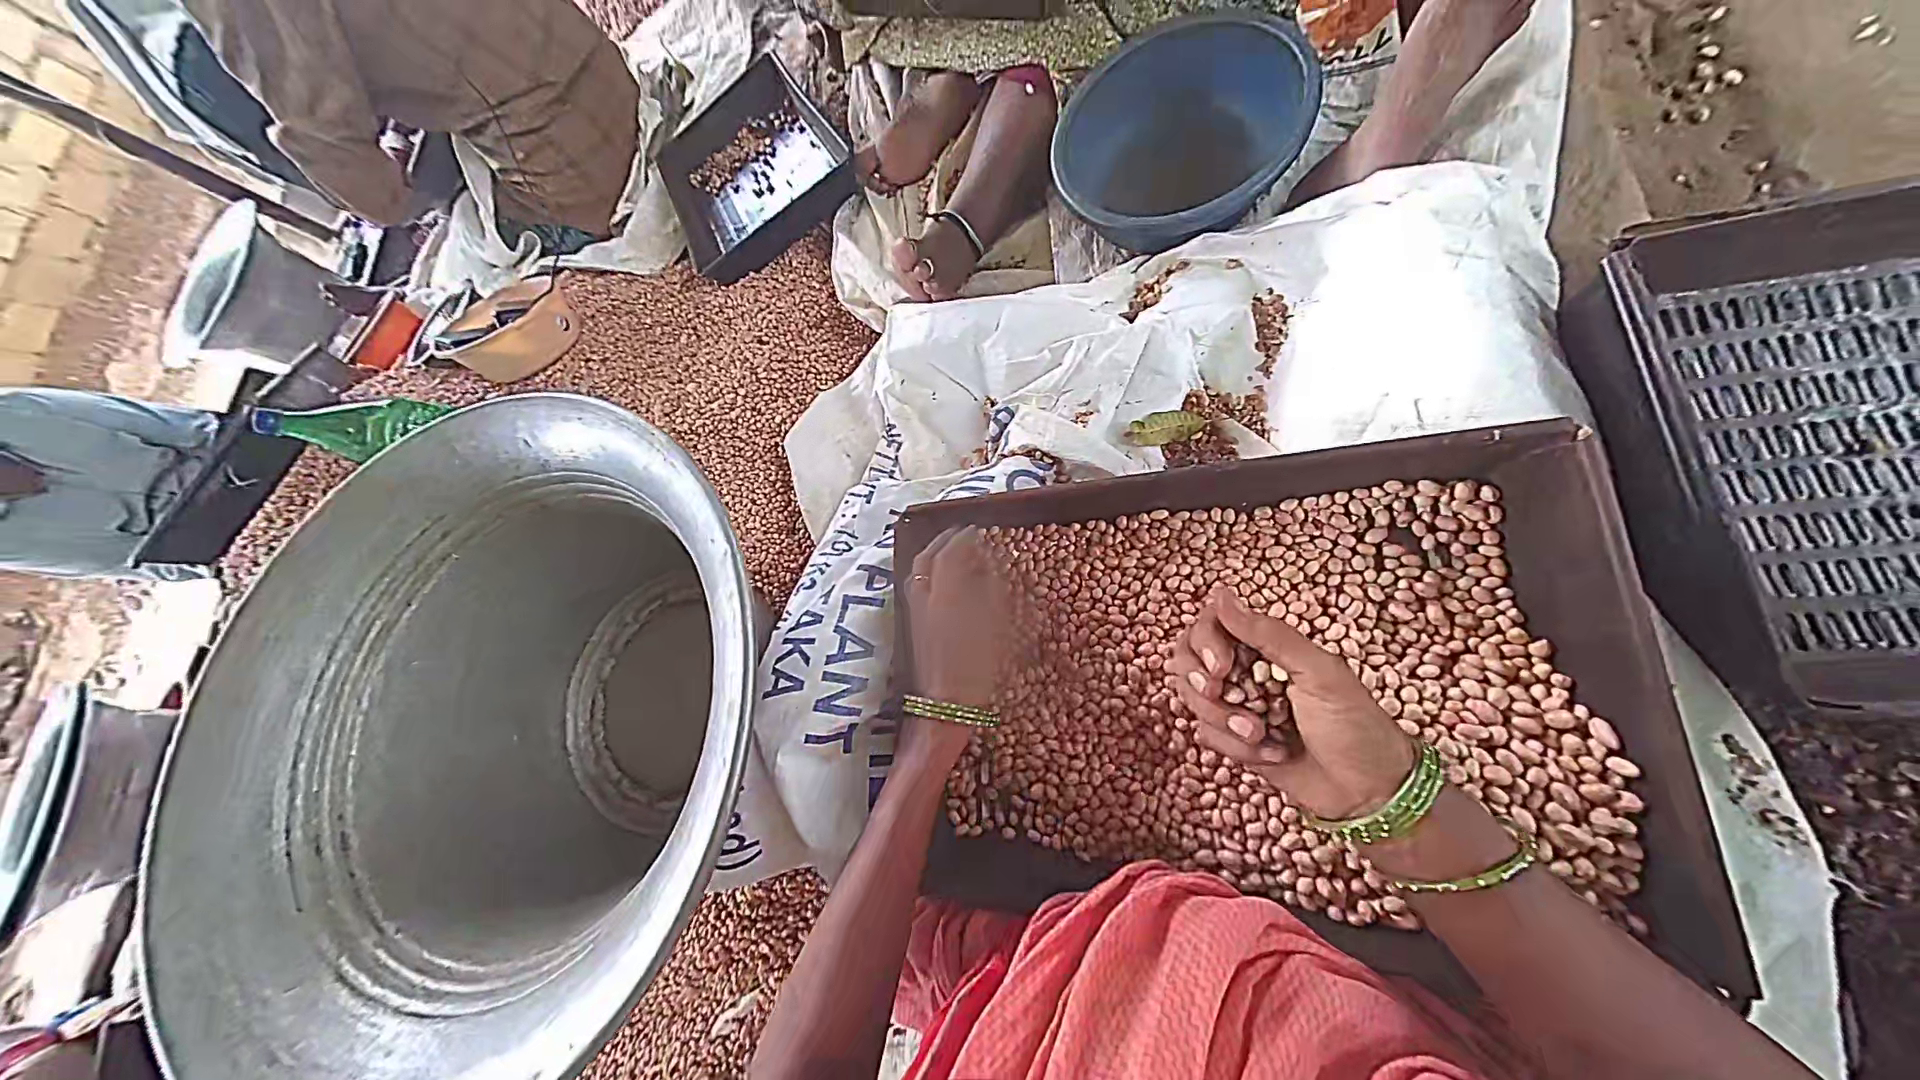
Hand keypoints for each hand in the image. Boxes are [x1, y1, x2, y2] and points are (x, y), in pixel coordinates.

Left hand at [902, 527, 1010, 769]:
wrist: (945, 708)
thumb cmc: (976, 674)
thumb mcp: (996, 630)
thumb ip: (991, 594)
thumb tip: (989, 567)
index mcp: (945, 598)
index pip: (948, 555)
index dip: (962, 539)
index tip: (977, 530)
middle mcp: (924, 601)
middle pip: (927, 559)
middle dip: (943, 542)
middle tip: (961, 536)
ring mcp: (916, 614)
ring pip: (918, 573)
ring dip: (933, 556)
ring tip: (952, 554)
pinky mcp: (914, 627)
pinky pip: (917, 587)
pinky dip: (929, 574)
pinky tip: (944, 582)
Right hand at [1166, 586, 1415, 820]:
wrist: (1370, 794)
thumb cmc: (1356, 726)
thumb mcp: (1320, 672)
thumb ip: (1268, 634)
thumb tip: (1222, 595)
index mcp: (1265, 646)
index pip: (1209, 626)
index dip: (1205, 644)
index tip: (1221, 667)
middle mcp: (1244, 670)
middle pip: (1188, 660)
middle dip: (1202, 685)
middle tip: (1229, 698)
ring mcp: (1236, 705)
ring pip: (1194, 699)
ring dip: (1223, 719)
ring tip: (1261, 734)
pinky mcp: (1232, 739)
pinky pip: (1206, 734)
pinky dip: (1235, 747)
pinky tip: (1270, 752)